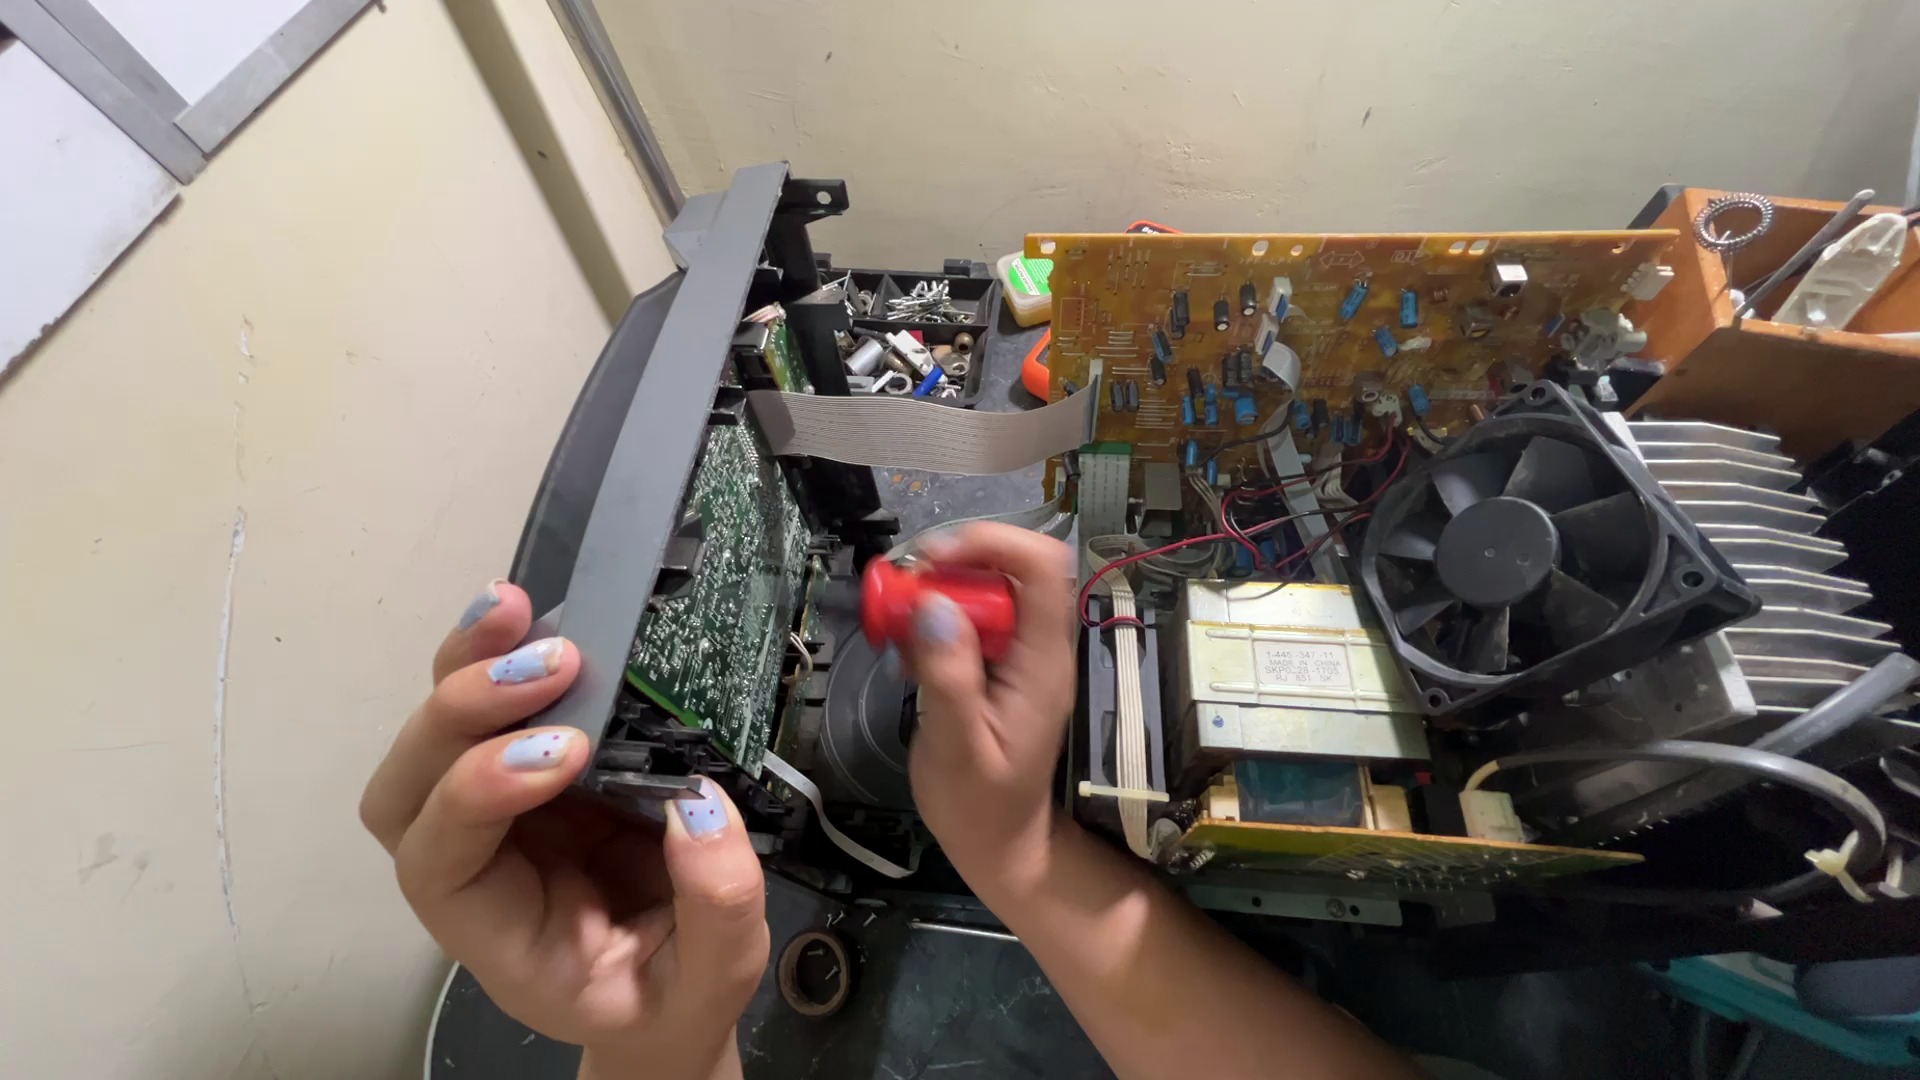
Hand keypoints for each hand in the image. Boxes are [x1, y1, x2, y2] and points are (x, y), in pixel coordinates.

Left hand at [359, 581, 768, 1079]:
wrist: (665, 993)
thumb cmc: (676, 996)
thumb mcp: (716, 974)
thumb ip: (718, 904)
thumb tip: (699, 800)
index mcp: (501, 934)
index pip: (440, 864)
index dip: (480, 797)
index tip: (570, 752)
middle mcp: (481, 864)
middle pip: (410, 787)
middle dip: (463, 716)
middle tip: (557, 662)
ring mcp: (508, 810)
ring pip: (437, 736)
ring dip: (468, 666)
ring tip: (521, 609)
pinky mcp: (547, 767)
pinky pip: (499, 708)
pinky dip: (500, 654)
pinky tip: (529, 612)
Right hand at [898, 525, 1077, 886]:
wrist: (998, 841)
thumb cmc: (980, 806)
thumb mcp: (957, 747)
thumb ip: (948, 676)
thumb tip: (934, 605)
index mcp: (1042, 661)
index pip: (1040, 566)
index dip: (991, 544)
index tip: (932, 560)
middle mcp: (1036, 646)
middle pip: (1008, 569)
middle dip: (951, 567)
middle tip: (900, 592)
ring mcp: (1017, 654)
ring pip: (984, 589)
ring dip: (936, 593)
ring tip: (896, 624)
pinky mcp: (995, 664)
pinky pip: (967, 618)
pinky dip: (932, 621)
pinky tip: (908, 654)